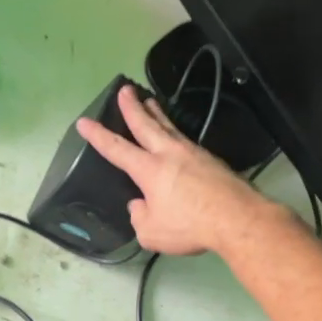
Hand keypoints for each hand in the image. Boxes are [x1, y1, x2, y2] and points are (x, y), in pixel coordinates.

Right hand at [75, 85, 280, 255]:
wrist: (237, 219)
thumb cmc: (189, 226)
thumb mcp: (150, 232)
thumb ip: (139, 216)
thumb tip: (141, 204)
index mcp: (149, 170)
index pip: (116, 149)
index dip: (97, 135)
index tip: (84, 122)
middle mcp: (169, 154)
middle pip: (146, 124)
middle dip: (133, 107)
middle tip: (125, 89)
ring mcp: (193, 154)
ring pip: (169, 127)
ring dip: (157, 113)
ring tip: (150, 100)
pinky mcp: (210, 160)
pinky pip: (185, 140)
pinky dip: (174, 132)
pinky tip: (174, 136)